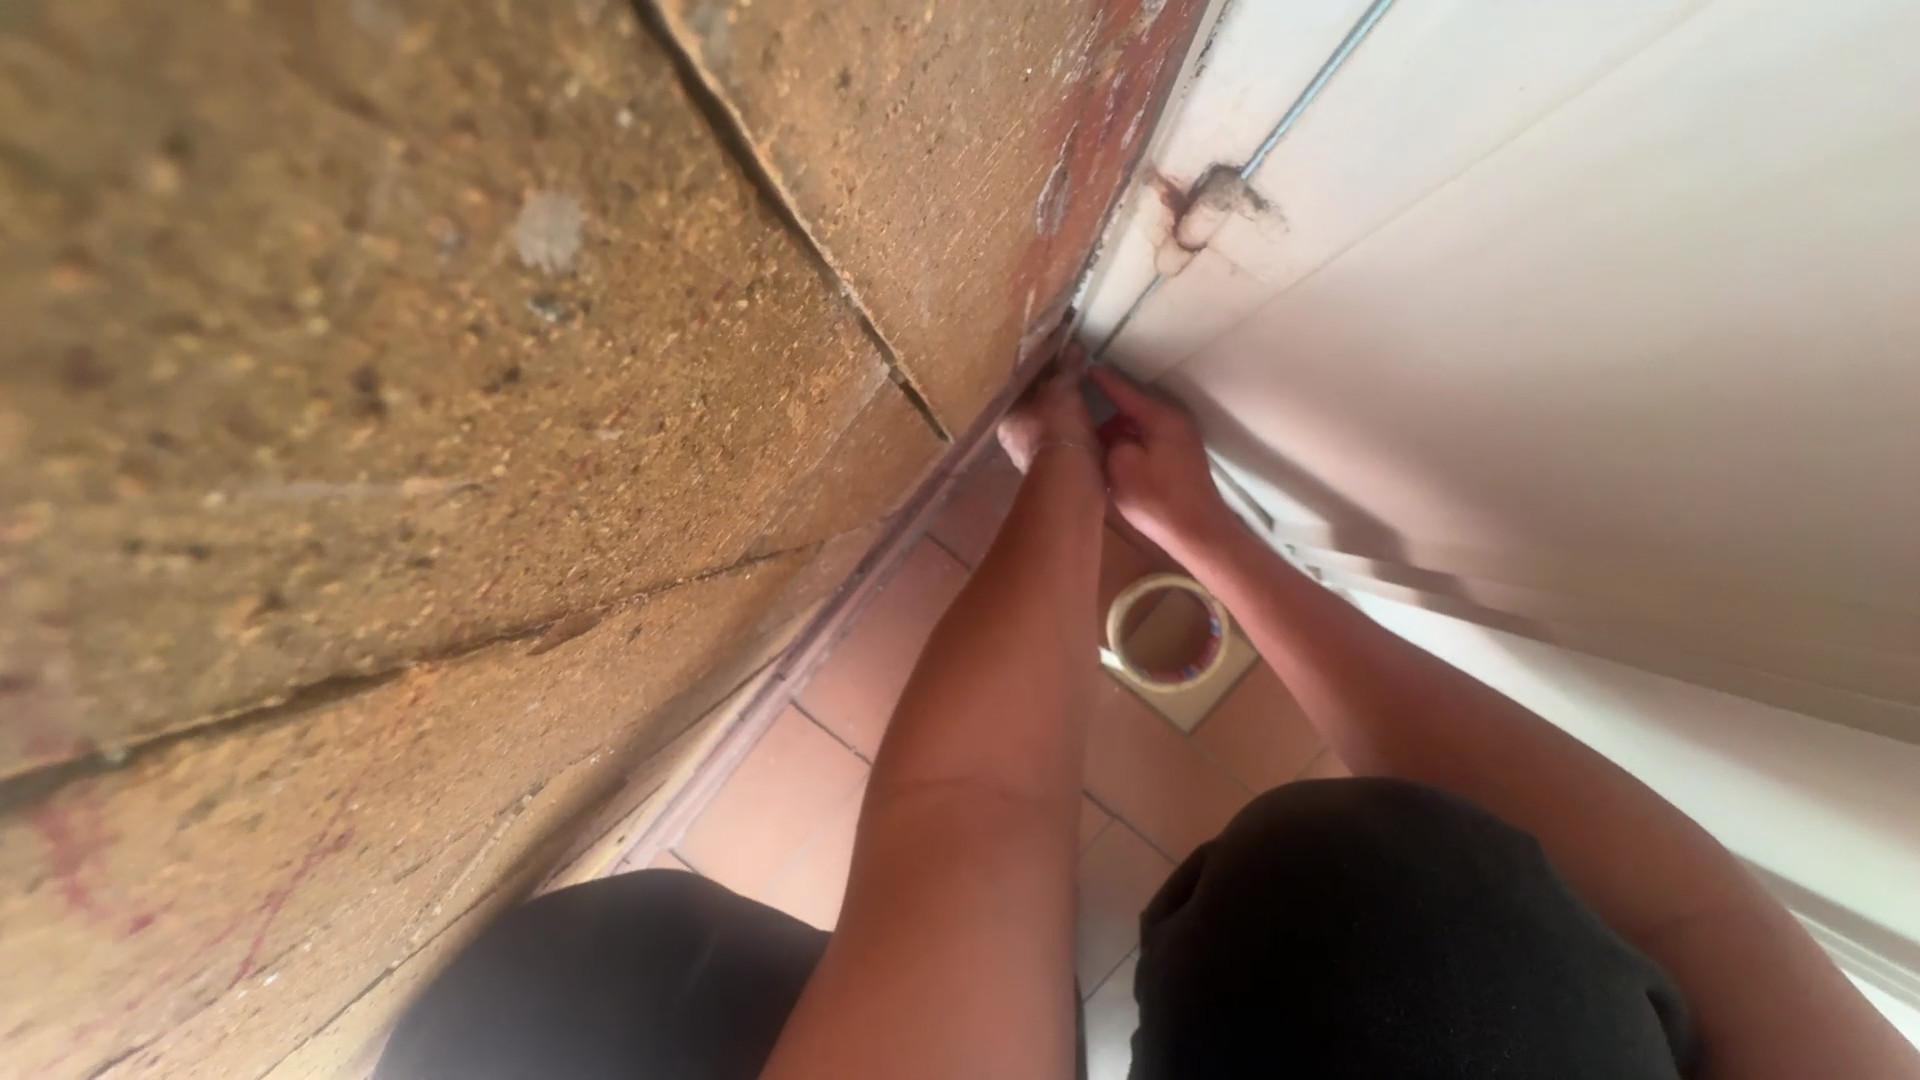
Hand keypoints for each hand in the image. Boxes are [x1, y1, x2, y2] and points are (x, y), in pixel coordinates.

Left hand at [997, 341, 1097, 472]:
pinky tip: (1093, 431)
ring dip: (1067, 424)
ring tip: (1087, 409)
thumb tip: (1074, 345)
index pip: (1022, 395)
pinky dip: (1077, 440)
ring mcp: (1035, 462)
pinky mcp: (1057, 475)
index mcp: (1007, 420)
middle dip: (1055, 404)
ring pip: (1052, 434)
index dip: (1041, 381)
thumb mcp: (1063, 389)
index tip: (1058, 371)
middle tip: (1076, 388)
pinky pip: (1067, 449)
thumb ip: (1067, 369)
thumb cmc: (1058, 425)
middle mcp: (1014, 443)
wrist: (1072, 472)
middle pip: (1036, 415)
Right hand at [1088, 367, 1234, 556]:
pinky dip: (1129, 449)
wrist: (1196, 532)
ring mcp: (1179, 442)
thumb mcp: (1121, 466)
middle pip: (1132, 410)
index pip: (1124, 390)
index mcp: (1159, 417)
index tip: (1083, 369)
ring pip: (1139, 429)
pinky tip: (1112, 462)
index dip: (1102, 381)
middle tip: (1077, 420)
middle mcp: (1173, 422)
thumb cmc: (1157, 498)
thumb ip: (1111, 441)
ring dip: (1117, 435)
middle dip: (1106, 414)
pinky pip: (1147, 444)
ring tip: (1091, 446)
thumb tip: (1111, 437)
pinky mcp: (1179, 461)